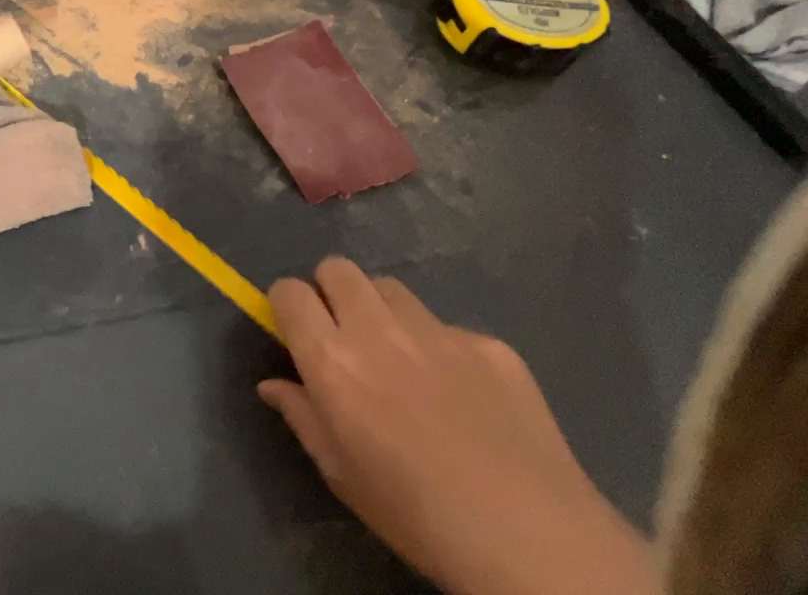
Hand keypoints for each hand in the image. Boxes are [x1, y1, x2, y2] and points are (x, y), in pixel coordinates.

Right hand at [259, 258, 656, 594]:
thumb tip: (275, 385)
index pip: (290, 292)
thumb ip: (302, 416)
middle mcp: (379, 330)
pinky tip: (462, 395)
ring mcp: (440, 332)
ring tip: (400, 357)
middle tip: (344, 335)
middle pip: (339, 268)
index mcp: (331, 359)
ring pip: (392, 289)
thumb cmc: (414, 512)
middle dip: (332, 292)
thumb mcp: (339, 472)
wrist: (532, 539)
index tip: (296, 332)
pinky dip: (441, 347)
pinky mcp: (492, 345)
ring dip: (382, 311)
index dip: (287, 306)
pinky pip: (449, 327)